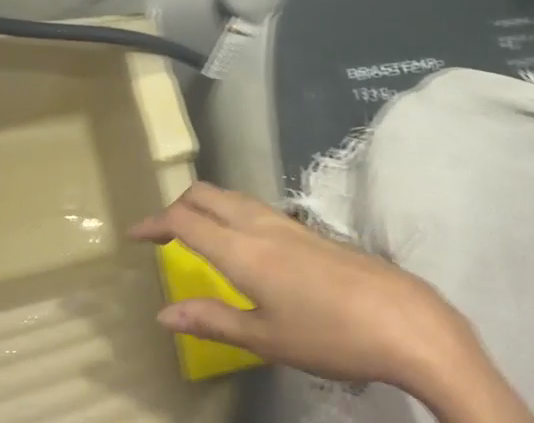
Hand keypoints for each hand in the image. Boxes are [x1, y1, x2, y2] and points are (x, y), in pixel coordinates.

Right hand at [129, 183, 533, 422]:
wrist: (401, 319)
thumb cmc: (327, 335)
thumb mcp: (264, 339)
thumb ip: (212, 320)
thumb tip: (164, 313)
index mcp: (242, 249)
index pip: (186, 220)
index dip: (154, 222)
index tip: (132, 234)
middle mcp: (261, 224)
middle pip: (207, 195)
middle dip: (177, 204)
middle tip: (159, 231)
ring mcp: (288, 222)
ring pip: (233, 196)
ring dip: (205, 204)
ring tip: (192, 231)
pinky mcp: (308, 230)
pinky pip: (254, 207)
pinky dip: (230, 211)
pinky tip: (238, 240)